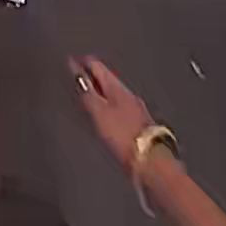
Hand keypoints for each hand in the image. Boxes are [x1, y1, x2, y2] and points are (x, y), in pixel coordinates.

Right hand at [71, 55, 155, 170]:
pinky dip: (110, 107)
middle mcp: (128, 94)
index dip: (83, 62)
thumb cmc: (123, 135)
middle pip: (106, 79)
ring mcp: (137, 109)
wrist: (153, 163)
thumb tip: (75, 71)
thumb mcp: (99, 112)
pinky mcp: (141, 125)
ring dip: (101, 93)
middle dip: (92, 77)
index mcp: (116, 86)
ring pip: (114, 94)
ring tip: (90, 97)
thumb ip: (86, 91)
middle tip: (79, 78)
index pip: (97, 66)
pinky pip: (121, 108)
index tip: (72, 61)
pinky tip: (107, 116)